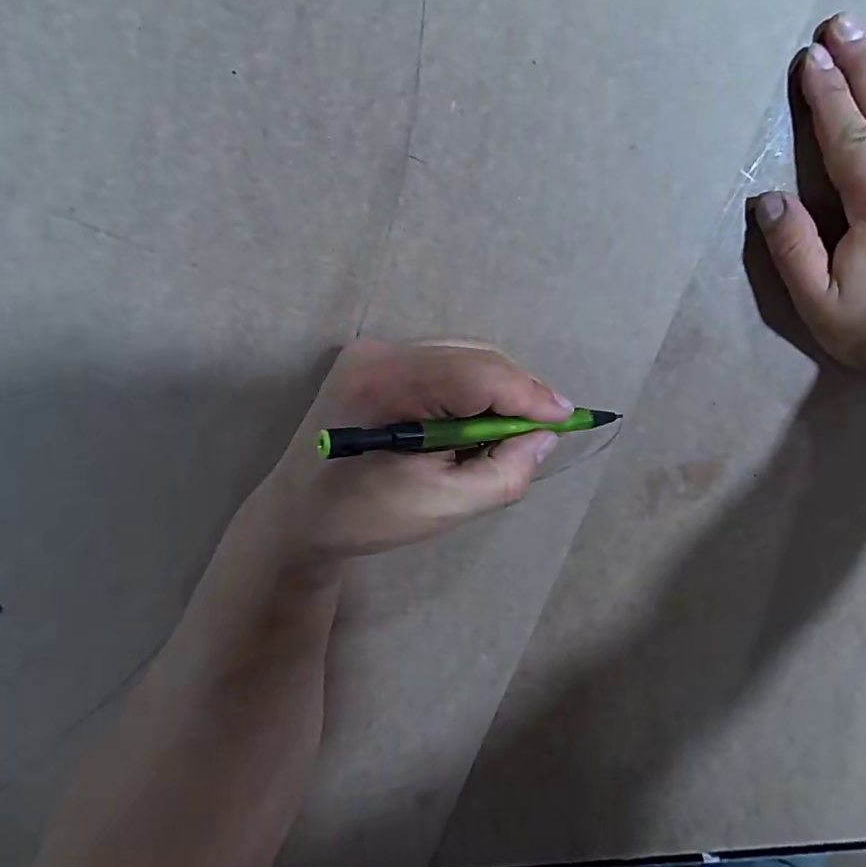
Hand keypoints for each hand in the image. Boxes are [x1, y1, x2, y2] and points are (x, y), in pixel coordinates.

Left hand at [247, 339, 573, 562]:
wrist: (297, 513)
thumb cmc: (365, 517)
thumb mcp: (444, 507)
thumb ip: (504, 472)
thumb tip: (544, 436)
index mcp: (386, 386)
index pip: (477, 374)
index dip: (529, 394)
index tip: (568, 419)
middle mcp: (380, 353)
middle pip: (475, 357)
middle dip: (517, 392)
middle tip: (540, 431)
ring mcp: (375, 349)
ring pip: (465, 355)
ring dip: (497, 390)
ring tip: (507, 431)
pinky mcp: (377, 357)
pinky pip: (446, 361)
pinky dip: (472, 387)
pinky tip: (472, 420)